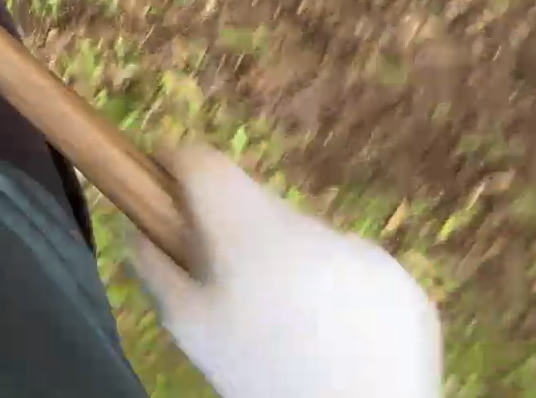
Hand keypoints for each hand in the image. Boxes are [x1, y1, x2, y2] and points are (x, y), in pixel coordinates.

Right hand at [137, 148, 440, 397]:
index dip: (173, 162)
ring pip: (295, 227)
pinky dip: (326, 276)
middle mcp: (308, 227)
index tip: (159, 182)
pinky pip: (344, 256)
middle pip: (247, 195)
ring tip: (278, 306)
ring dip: (277, 249)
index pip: (202, 160)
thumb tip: (135, 225)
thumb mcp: (184, 322)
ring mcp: (362, 252)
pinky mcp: (400, 280)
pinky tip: (325, 323)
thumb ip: (150, 261)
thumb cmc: (260, 375)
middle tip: (221, 269)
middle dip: (227, 220)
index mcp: (250, 232)